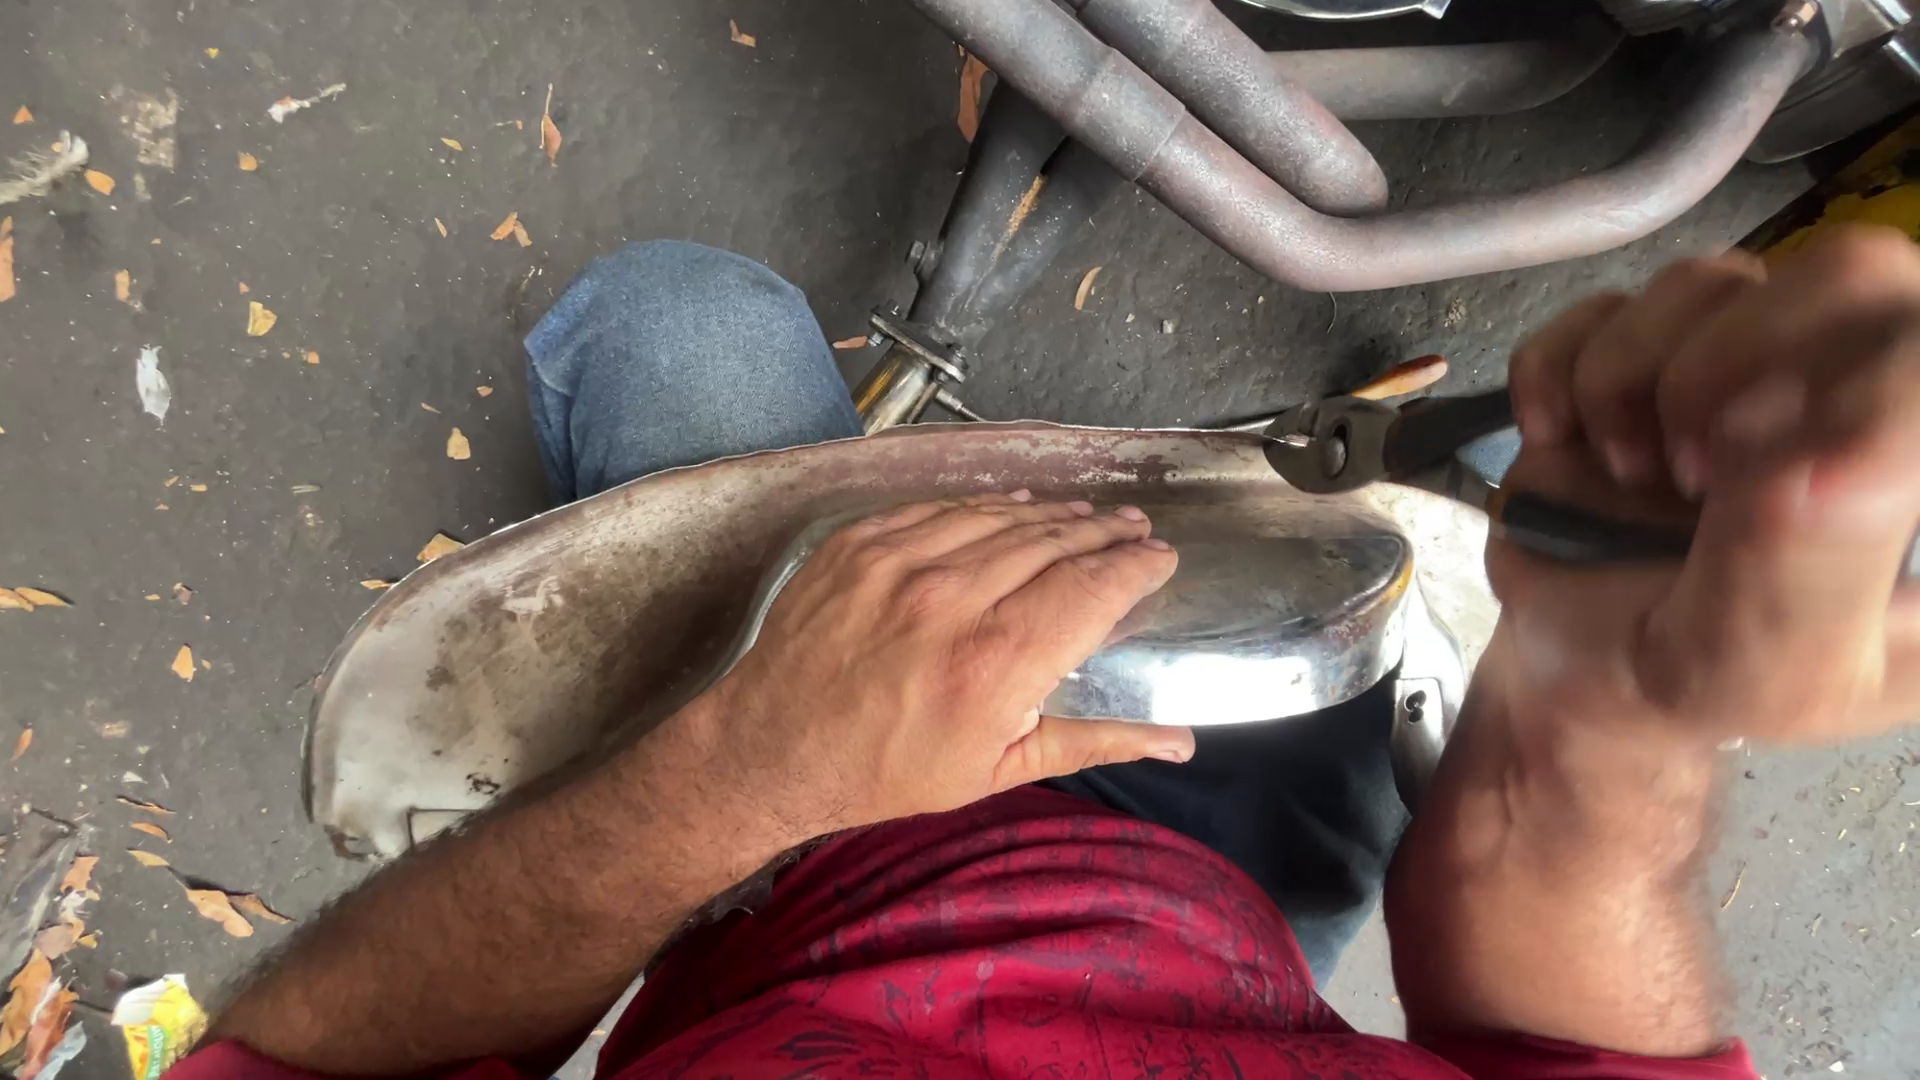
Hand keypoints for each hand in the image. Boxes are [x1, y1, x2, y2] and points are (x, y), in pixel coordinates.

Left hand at [687, 492, 1191, 838]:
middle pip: (1053, 543)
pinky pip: (943, 509)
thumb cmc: (888, 771)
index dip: (1135, 566)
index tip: (1159, 557)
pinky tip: (1016, 507)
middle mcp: (951, 600)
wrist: (772, 748)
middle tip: (1134, 528)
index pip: (1090, 590)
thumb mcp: (994, 772)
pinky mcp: (861, 542)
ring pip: (1002, 517)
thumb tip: (1178, 741)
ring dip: (1055, 514)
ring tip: (1089, 516)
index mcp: (993, 664)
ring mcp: (898, 561)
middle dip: (1105, 532)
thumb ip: (1091, 743)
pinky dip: (989, 506)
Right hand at [1497, 226, 1919, 746]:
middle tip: (1682, 474)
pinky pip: (1590, 312)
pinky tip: (1555, 438)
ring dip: (1623, 386)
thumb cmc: (1674, 679)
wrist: (1563, 661)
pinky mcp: (1622, 375)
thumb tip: (1792, 425)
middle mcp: (1851, 399)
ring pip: (1702, 283)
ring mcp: (1731, 376)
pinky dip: (1549, 373)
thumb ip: (1800, 559)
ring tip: (1622, 472)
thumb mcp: (1754, 661)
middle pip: (1842, 274)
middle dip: (1723, 375)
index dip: (1862, 389)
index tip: (1748, 484)